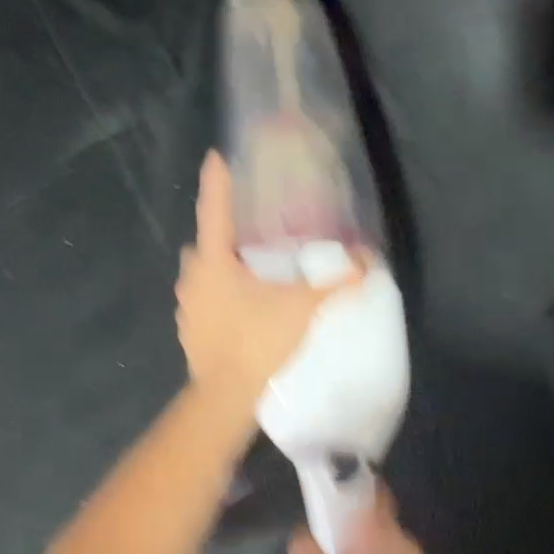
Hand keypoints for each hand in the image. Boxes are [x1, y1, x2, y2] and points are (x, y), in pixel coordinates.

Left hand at [175, 151, 361, 404]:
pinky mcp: (188, 331)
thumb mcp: (303, 308)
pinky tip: (240, 310)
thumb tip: (368, 262)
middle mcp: (192, 277)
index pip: (214, 209)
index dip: (217, 182)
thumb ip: (337, 283)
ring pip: (200, 275)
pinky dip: (216, 298)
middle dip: (222, 237)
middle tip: (250, 236)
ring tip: (249, 274)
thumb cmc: (257, 341)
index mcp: (213, 261)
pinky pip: (201, 302)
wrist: (225, 396)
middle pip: (204, 244)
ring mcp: (186, 306)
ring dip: (219, 270)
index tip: (216, 157)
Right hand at [288, 486, 442, 553]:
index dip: (348, 481)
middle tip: (318, 544)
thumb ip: (306, 548)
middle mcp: (403, 543)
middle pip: (371, 516)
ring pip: (377, 542)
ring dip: (355, 549)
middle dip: (345, 524)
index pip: (371, 488)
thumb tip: (307, 531)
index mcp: (380, 534)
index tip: (325, 488)